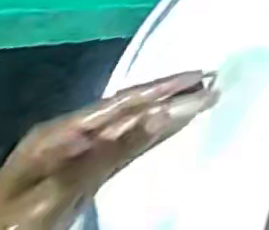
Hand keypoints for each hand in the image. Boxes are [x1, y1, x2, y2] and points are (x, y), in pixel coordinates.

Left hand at [0, 72, 215, 229]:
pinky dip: (145, 139)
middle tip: (213, 82)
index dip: (165, 87)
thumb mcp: (55, 193)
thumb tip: (164, 109)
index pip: (123, 102)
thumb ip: (109, 153)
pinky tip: (162, 132)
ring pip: (126, 131)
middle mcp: (65, 140)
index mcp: (57, 133)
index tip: (204, 76)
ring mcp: (66, 163)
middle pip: (127, 112)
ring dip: (162, 116)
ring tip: (199, 101)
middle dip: (169, 96)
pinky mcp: (70, 186)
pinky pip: (117, 153)